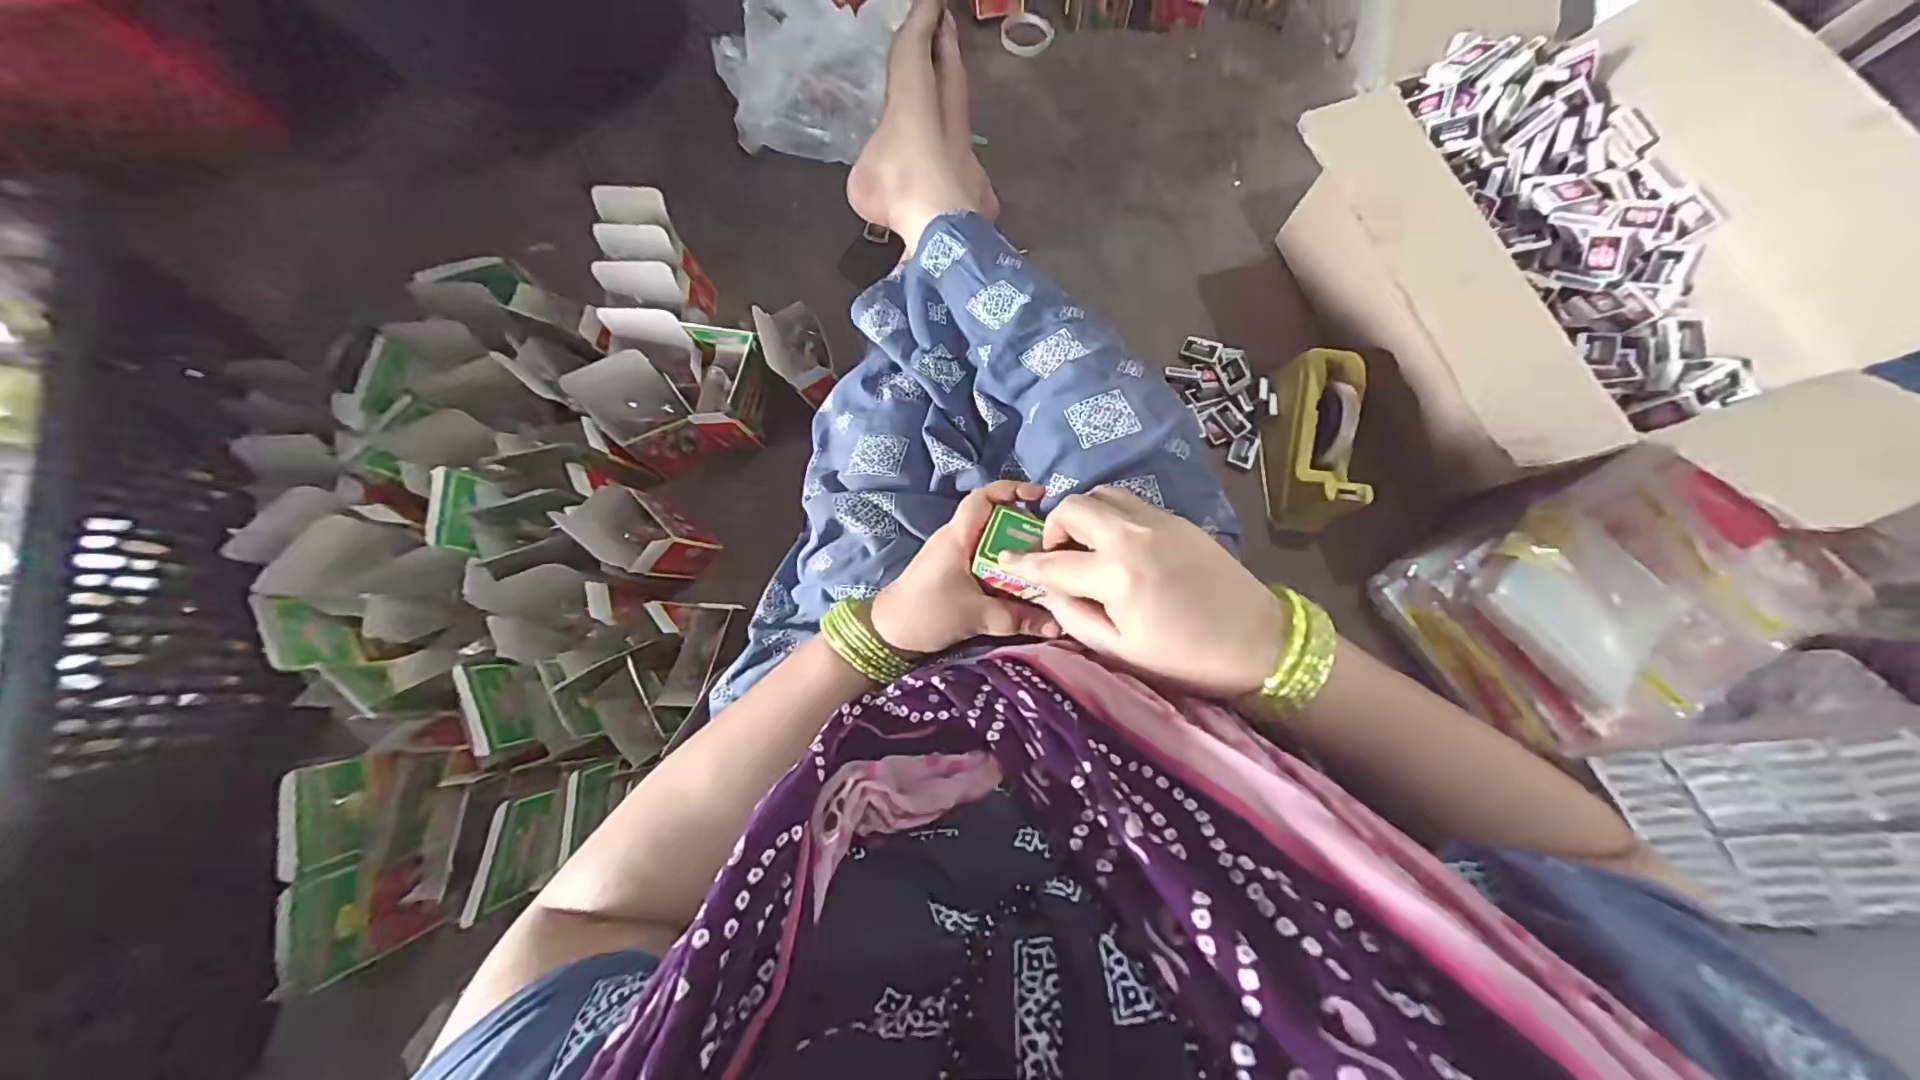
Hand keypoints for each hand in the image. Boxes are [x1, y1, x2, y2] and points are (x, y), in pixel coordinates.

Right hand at [845, 0, 998, 250]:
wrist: (941, 231)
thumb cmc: (897, 192)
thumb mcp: (866, 181)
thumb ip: (877, 173)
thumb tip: (888, 192)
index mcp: (914, 104)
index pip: (917, 54)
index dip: (922, 25)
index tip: (931, 7)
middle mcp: (948, 125)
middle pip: (951, 77)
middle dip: (946, 48)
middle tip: (945, 26)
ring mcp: (968, 160)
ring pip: (962, 125)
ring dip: (953, 111)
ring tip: (944, 105)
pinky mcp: (981, 193)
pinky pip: (968, 173)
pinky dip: (959, 172)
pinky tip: (952, 185)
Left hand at [870, 481, 1060, 653]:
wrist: (888, 632)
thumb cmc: (927, 613)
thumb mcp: (976, 616)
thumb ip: (1017, 619)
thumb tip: (1057, 625)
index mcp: (957, 537)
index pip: (983, 498)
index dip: (1012, 490)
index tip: (1039, 496)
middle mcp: (954, 539)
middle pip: (994, 520)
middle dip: (1022, 527)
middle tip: (1048, 544)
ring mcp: (951, 555)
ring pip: (989, 541)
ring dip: (1013, 549)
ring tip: (1040, 563)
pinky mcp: (951, 571)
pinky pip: (982, 559)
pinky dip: (1001, 565)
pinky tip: (1017, 581)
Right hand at [996, 487, 1285, 696]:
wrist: (1258, 641)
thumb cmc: (1185, 657)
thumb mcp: (1119, 649)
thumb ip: (1073, 616)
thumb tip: (1048, 590)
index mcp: (1116, 575)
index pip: (1052, 561)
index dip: (1022, 561)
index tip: (1004, 558)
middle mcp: (1132, 535)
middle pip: (1073, 507)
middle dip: (1053, 528)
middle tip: (1058, 555)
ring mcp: (1158, 521)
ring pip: (1101, 494)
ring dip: (1083, 515)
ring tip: (1086, 546)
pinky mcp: (1178, 519)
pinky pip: (1129, 503)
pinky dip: (1110, 516)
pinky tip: (1117, 544)